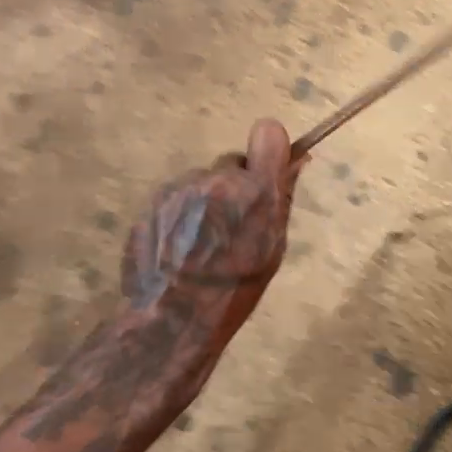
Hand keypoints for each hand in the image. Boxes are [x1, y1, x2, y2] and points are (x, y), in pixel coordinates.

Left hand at [118, 119, 304, 345]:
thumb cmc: (235, 288)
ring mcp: (181, 187)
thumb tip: (298, 161)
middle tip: (231, 226)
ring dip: (206, 203)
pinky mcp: (153, 201)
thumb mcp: (274, 247)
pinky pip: (176, 198)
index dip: (268, 150)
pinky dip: (180, 217)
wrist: (171, 317)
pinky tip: (177, 249)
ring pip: (202, 183)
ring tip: (199, 245)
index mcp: (256, 189)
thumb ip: (282, 198)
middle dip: (235, 186)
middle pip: (232, 165)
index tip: (265, 175)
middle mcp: (219, 178)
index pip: (269, 133)